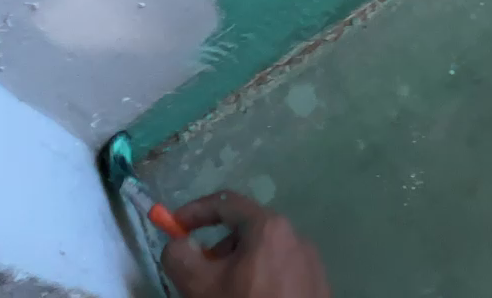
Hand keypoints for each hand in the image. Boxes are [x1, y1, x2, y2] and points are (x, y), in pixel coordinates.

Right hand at [161, 191, 331, 297]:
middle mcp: (295, 235)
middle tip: (201, 275)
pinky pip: (282, 272)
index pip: (225, 202)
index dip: (195, 211)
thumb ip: (180, 257)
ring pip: (263, 253)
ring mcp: (310, 262)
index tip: (173, 226)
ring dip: (239, 267)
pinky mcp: (318, 287)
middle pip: (245, 230)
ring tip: (227, 293)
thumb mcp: (202, 288)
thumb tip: (179, 244)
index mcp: (268, 226)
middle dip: (218, 248)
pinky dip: (261, 281)